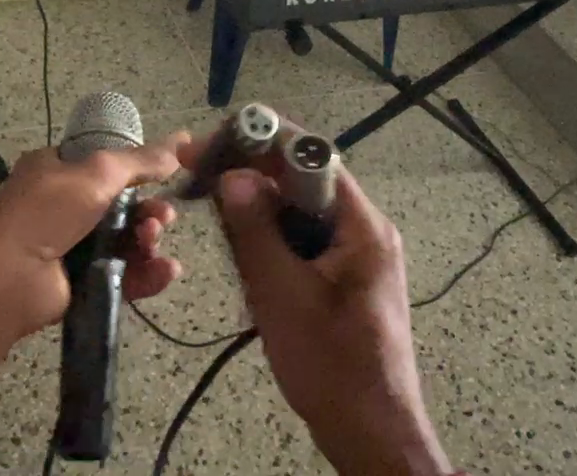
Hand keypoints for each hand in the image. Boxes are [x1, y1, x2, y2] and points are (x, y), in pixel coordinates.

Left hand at [0, 134, 189, 337]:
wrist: (3, 280)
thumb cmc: (45, 212)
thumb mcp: (95, 173)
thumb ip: (140, 161)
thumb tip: (182, 140)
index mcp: (58, 170)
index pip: (106, 165)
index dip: (138, 171)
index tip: (167, 177)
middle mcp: (64, 206)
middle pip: (122, 206)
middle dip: (148, 210)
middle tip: (162, 218)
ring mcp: (71, 247)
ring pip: (125, 241)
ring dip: (149, 240)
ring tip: (154, 243)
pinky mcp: (81, 284)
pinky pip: (123, 275)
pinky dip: (146, 273)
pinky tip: (166, 271)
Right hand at [216, 162, 449, 475]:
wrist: (373, 436)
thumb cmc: (331, 365)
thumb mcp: (283, 294)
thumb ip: (255, 230)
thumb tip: (233, 175)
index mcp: (362, 224)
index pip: (312, 157)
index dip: (263, 140)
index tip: (216, 142)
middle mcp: (365, 229)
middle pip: (304, 182)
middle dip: (254, 176)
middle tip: (203, 179)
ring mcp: (358, 254)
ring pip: (301, 211)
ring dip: (260, 211)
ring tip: (219, 217)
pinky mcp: (347, 277)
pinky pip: (305, 239)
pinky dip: (273, 239)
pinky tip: (246, 256)